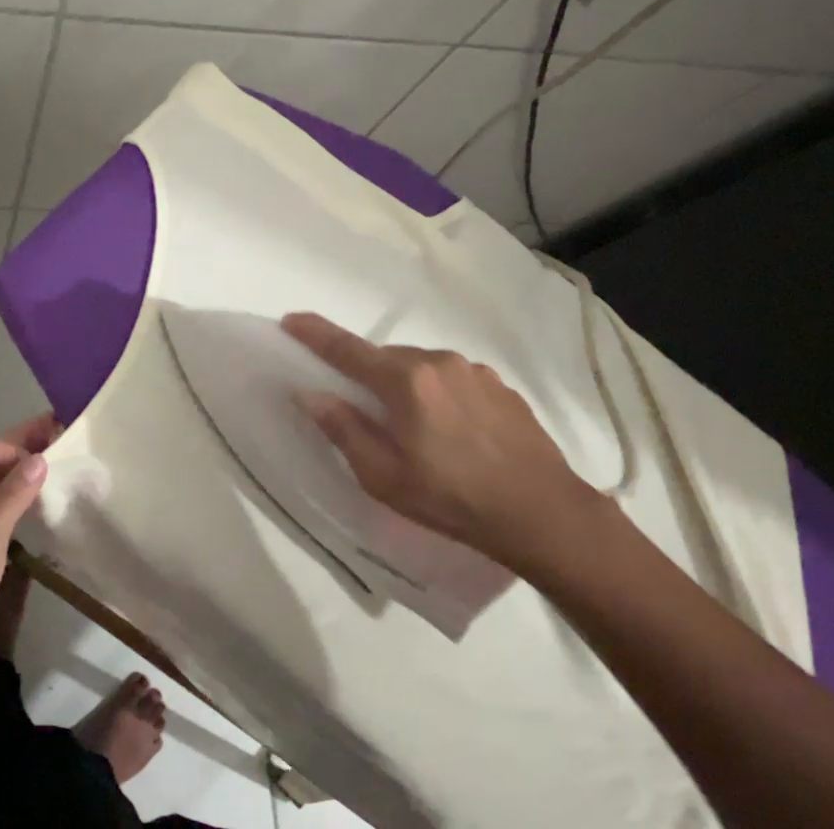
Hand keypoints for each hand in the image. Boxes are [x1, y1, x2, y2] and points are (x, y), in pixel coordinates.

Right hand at [282, 313, 601, 568]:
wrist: (543, 513)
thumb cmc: (452, 500)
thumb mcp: (383, 476)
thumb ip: (344, 429)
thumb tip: (312, 394)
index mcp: (406, 382)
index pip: (347, 350)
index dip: (315, 334)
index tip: (290, 320)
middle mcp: (439, 362)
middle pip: (385, 358)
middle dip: (366, 373)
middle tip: (361, 410)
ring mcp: (475, 371)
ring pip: (421, 367)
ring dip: (405, 386)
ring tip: (411, 429)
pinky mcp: (501, 386)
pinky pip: (452, 379)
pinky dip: (437, 395)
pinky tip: (449, 432)